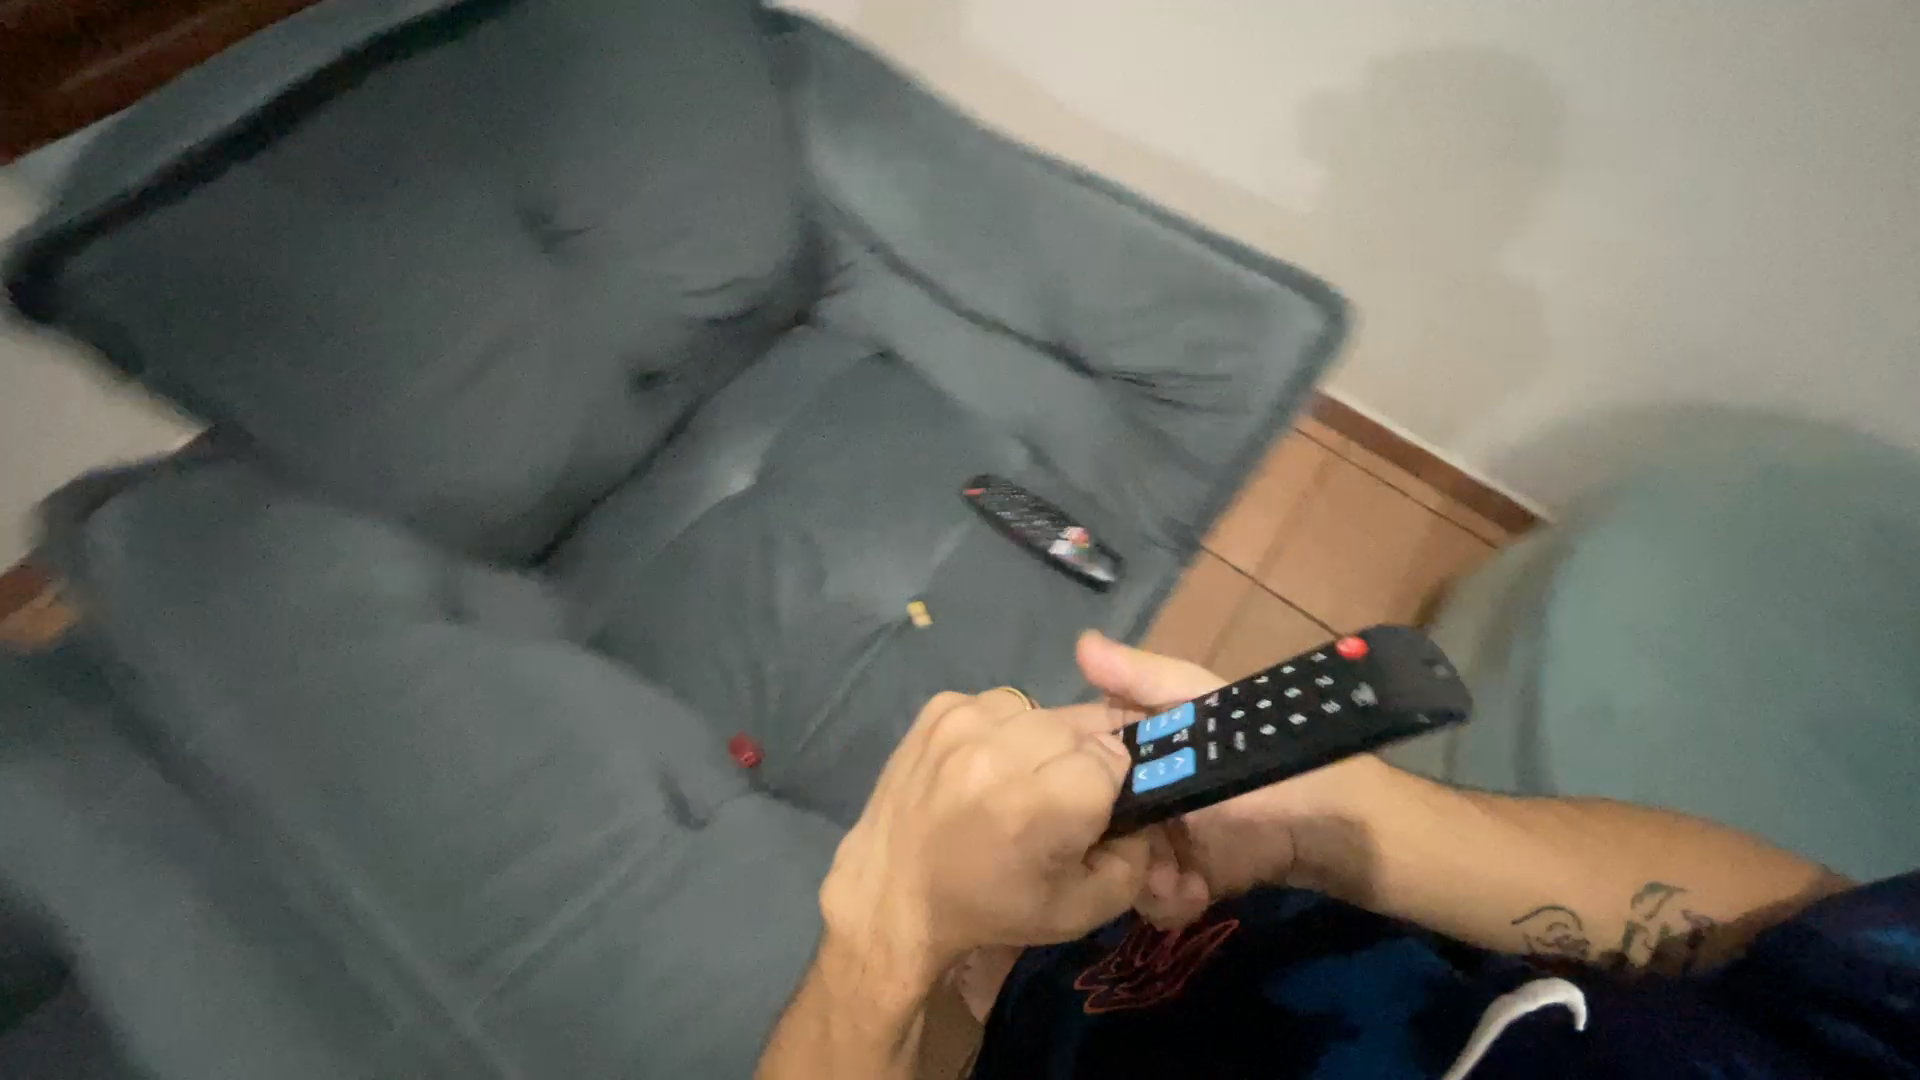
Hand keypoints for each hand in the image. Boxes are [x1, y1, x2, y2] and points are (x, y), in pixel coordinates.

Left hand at [820, 687, 1151, 986]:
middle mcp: (1000, 750)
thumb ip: (1136, 858)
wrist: (894, 889)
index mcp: (1038, 804)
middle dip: (1080, 758)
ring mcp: (963, 720)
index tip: (1088, 810)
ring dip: (1043, 740)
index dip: (1109, 785)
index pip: (1112, 758)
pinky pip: (1001, 702)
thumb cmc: (991, 906)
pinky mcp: (939, 706)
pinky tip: (984, 764)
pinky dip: (1005, 729)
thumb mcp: (1082, 909)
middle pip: (1079, 727)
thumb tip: (1145, 802)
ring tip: (1018, 777)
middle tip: (1055, 793)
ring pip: (1042, 710)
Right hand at [1076, 632, 1383, 929]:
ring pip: (1118, 865)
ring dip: (1139, 877)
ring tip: (1171, 880)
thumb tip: (1081, 642)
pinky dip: (1168, 902)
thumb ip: (1144, 678)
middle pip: (1094, 819)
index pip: (1081, 756)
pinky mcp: (1189, 881)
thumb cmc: (1267, 753)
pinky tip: (1193, 892)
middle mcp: (1144, 790)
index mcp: (1142, 743)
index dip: (1068, 772)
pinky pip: (1155, 899)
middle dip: (1106, 842)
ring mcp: (1165, 838)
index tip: (1061, 788)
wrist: (1342, 827)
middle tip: (1130, 849)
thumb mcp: (1203, 703)